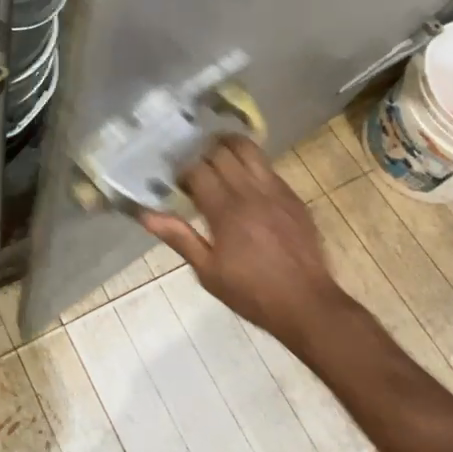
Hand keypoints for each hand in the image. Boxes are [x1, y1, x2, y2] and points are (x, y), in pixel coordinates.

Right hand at [139, 135, 353, 352]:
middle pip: (222, 151)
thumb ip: (179, 238)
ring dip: (229, 147)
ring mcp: (276, 191)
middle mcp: (251, 193)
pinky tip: (245, 180)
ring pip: (249, 149)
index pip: (198, 170)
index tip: (177, 182)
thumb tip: (145, 215)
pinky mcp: (293, 197)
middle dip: (203, 153)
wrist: (307, 304)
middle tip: (195, 167)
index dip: (183, 170)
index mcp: (226, 211)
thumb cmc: (252, 293)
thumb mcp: (208, 272)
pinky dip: (251, 164)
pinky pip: (268, 166)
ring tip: (217, 157)